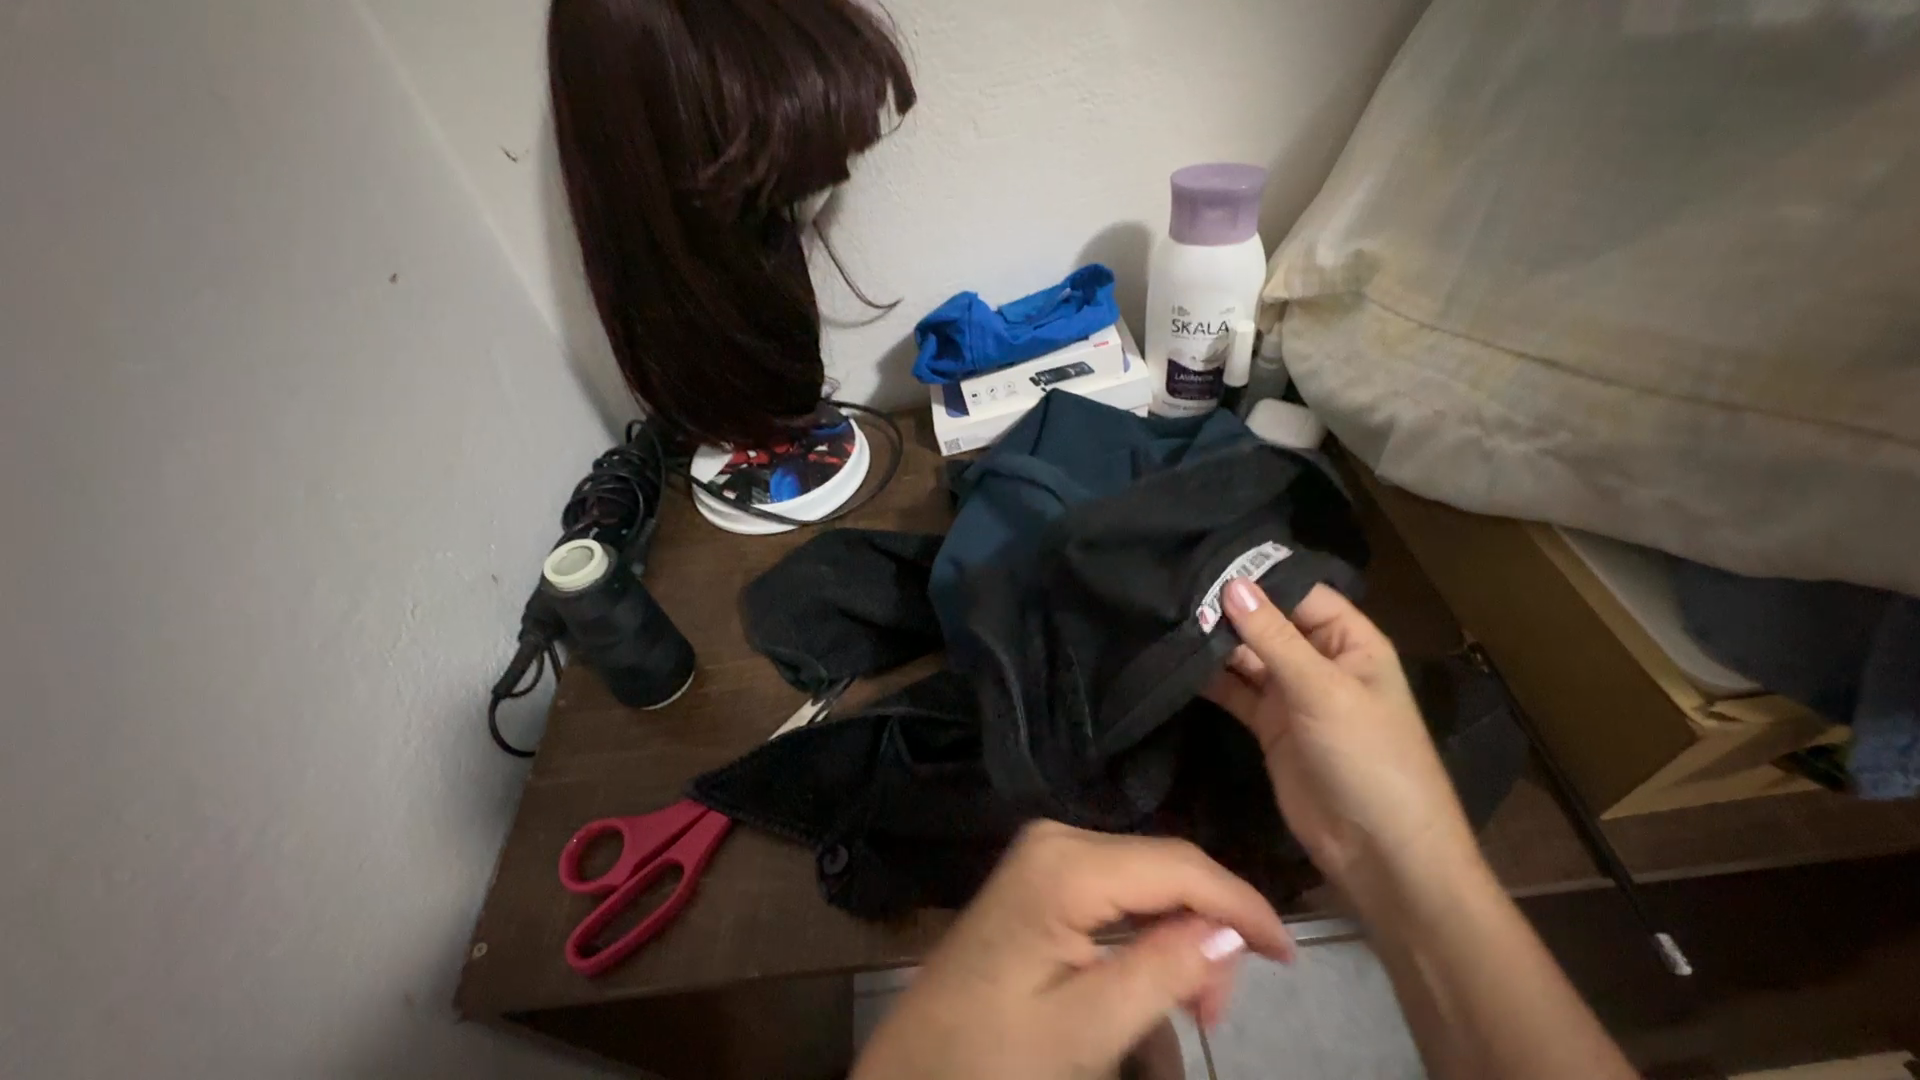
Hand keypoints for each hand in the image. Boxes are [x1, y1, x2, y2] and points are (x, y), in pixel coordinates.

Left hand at [849, 821, 1293, 1079]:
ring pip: (1145, 877)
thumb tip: (1231, 932)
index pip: (1179, 865)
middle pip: (1163, 866)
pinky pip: (1116, 887)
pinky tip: (1159, 972)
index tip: (1288, 955)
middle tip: (1220, 1010)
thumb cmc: (994, 1055)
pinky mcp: (1039, 875)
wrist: (914, 1065)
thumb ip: (1164, 970)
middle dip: (1209, 927)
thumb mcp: (1088, 1027)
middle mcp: (1057, 838)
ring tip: (1197, 1005)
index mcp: (1066, 864)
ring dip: (1181, 931)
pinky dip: (1148, 928)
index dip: (1241, 905)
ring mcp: (1044, 853)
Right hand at [1202, 580, 1479, 900]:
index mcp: (1350, 641)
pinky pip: (1235, 690)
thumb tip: (1231, 583)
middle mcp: (1320, 660)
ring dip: (1212, 643)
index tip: (1202, 563)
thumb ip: (1274, 637)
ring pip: (1246, 655)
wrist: (1378, 852)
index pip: (1298, 591)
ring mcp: (1292, 694)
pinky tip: (1174, 663)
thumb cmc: (1369, 758)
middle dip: (1226, 610)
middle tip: (1170, 591)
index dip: (1256, 578)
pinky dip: (1209, 679)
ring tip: (1164, 620)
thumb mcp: (1323, 690)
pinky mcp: (1268, 725)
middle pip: (1268, 622)